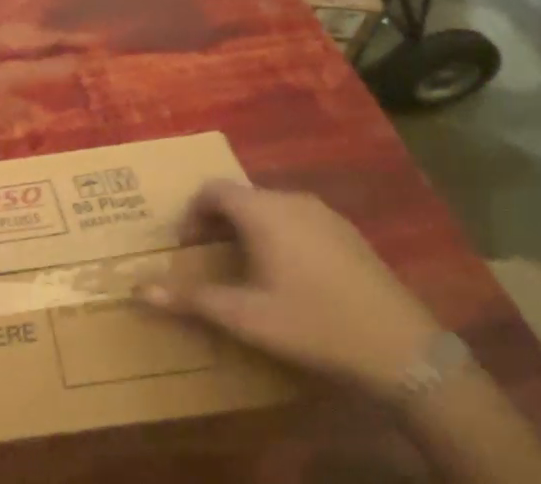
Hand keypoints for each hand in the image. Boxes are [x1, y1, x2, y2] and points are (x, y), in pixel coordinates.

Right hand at [136, 181, 441, 398]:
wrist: (402, 349)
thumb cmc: (313, 324)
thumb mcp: (245, 317)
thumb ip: (191, 298)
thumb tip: (138, 289)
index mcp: (263, 211)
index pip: (212, 190)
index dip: (191, 213)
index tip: (185, 247)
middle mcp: (293, 201)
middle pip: (241, 196)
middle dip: (217, 222)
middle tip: (208, 259)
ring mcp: (326, 215)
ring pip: (272, 208)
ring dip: (249, 228)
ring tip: (245, 268)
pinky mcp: (350, 234)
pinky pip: (299, 220)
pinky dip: (279, 235)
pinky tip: (289, 276)